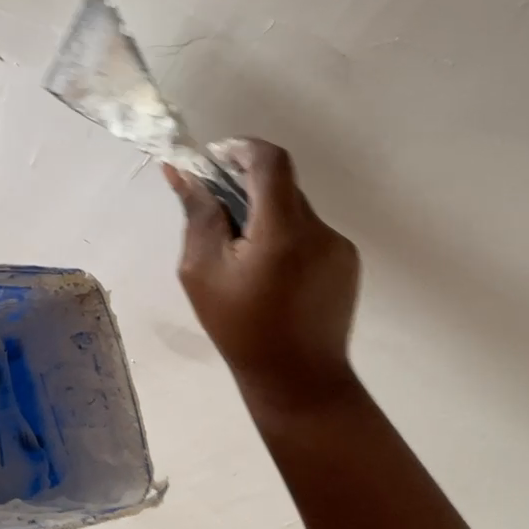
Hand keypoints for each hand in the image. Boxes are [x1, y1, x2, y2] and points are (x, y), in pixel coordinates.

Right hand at [163, 138, 360, 404]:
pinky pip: (307, 231)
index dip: (241, 148)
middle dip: (244, 186)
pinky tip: (266, 272)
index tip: (214, 158)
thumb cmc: (239, 326)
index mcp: (282, 230)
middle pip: (280, 185)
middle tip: (213, 211)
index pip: (270, 162)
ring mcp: (338, 247)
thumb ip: (198, 214)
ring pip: (292, 209)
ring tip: (238, 253)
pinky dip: (282, 235)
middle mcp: (318, 230)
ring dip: (263, 214)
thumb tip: (182, 172)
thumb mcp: (202, 270)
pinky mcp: (346, 263)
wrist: (299, 380)